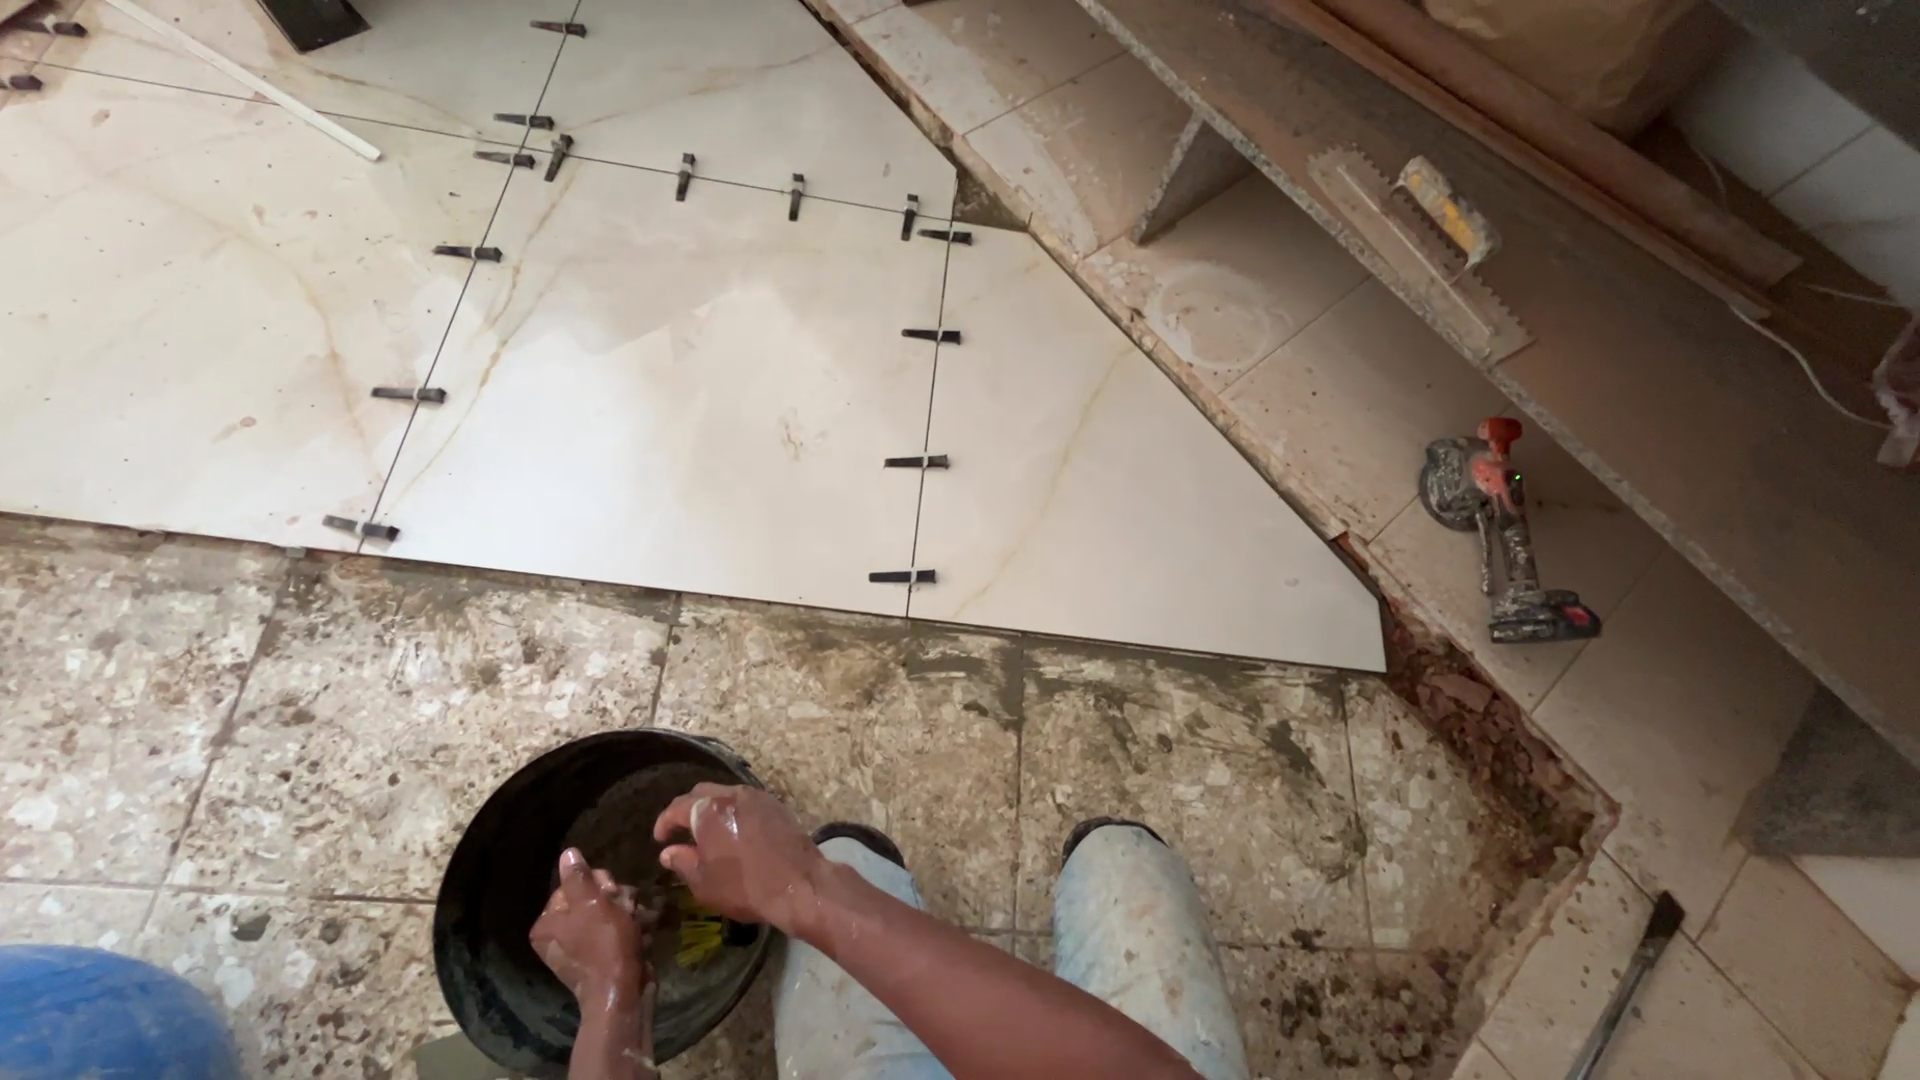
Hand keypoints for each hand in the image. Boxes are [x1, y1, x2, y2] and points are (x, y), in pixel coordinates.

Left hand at [530, 849, 655, 1017]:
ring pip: (610, 911)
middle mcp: (558, 935)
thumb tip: (567, 853)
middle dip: (617, 898)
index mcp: (547, 923)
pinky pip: (616, 931)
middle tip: (627, 909)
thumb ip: (578, 877)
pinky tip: (641, 934)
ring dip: (629, 912)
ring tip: (638, 923)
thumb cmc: (604, 945)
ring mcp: (580, 948)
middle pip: (593, 897)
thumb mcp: (592, 904)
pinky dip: (630, 929)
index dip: (600, 884)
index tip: (613, 893)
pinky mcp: (600, 957)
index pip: (575, 884)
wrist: (622, 992)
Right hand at [652, 784, 825, 932]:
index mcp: (709, 810)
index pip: (678, 807)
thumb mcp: (704, 882)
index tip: (660, 838)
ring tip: (708, 832)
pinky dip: (734, 811)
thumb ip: (683, 862)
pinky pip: (747, 801)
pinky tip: (734, 831)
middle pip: (702, 792)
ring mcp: (758, 796)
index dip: (664, 822)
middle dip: (688, 809)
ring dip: (713, 809)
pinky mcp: (776, 805)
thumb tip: (669, 852)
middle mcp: (733, 794)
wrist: (798, 882)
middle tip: (681, 831)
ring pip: (726, 794)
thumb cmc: (745, 886)